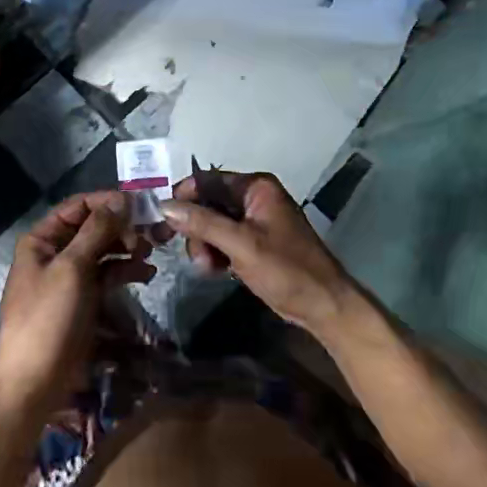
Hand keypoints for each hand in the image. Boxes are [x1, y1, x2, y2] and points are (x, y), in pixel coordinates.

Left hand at [0, 192, 153, 414]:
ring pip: (103, 251)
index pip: (77, 207)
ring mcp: (70, 278)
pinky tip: (146, 273)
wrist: (34, 380)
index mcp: (42, 240)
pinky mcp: (84, 300)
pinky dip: (125, 272)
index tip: (140, 205)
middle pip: (93, 228)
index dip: (107, 202)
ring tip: (150, 253)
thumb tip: (120, 199)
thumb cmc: (47, 317)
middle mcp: (55, 253)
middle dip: (122, 227)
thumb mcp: (71, 269)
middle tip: (151, 234)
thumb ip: (96, 231)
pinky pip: (107, 276)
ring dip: (127, 249)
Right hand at [160, 171, 357, 334]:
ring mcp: (253, 220)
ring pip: (210, 223)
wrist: (323, 306)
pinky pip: (221, 238)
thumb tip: (163, 205)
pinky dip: (214, 252)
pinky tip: (215, 270)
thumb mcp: (241, 245)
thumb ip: (202, 223)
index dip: (184, 197)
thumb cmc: (286, 270)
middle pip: (206, 203)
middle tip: (195, 255)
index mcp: (256, 187)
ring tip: (208, 267)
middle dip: (195, 228)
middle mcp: (253, 197)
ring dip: (203, 244)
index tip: (163, 220)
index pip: (207, 180)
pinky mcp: (251, 242)